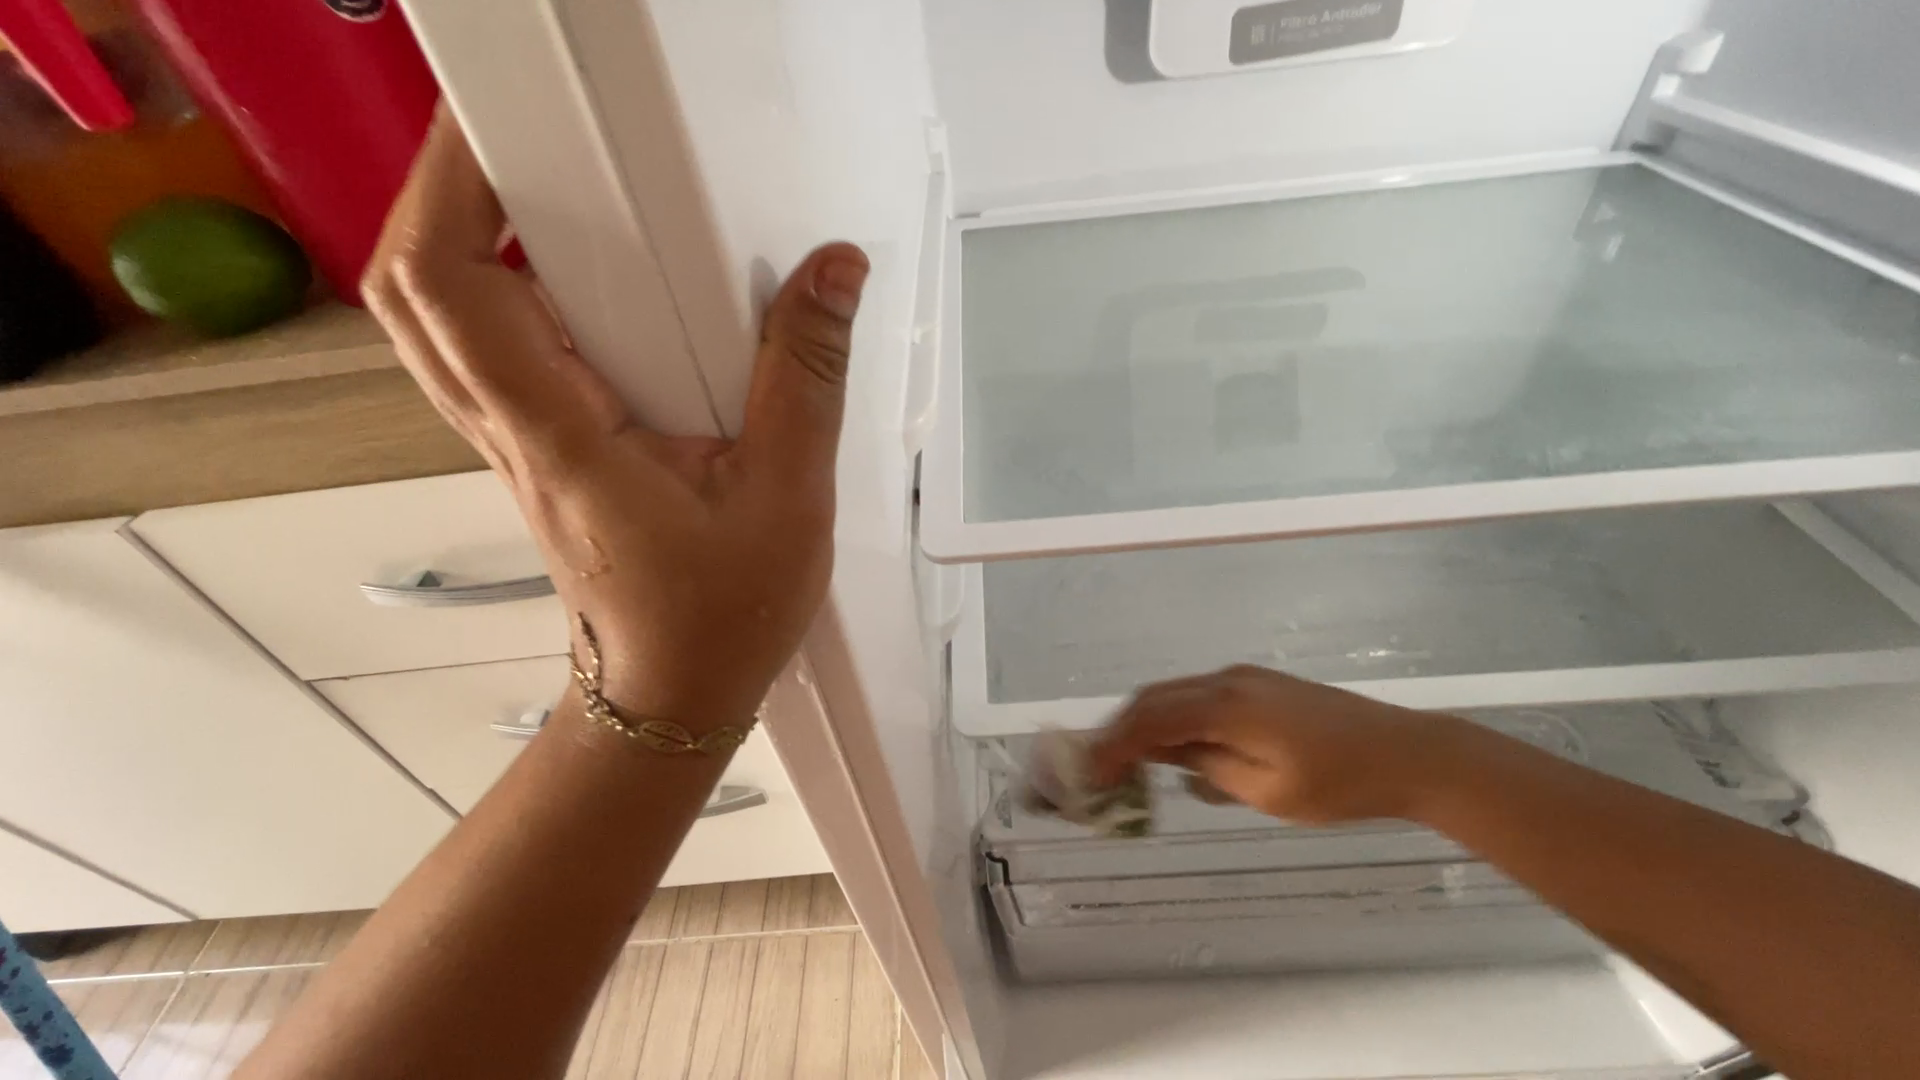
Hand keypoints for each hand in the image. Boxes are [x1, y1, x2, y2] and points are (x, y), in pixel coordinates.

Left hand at [362, 109, 867, 730]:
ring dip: (465, 240)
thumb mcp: (787, 495)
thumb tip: (833, 273)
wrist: (670, 695)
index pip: (451, 286)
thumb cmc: (721, 617)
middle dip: (445, 191)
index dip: (451, 185)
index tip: (508, 127)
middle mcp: (514, 432)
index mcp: (561, 436)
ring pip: (439, 324)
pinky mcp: (537, 456)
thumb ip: (807, 376)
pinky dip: (503, 296)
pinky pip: (488, 358)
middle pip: (414, 289)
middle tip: (527, 145)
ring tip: (550, 194)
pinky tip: (580, 287)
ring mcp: (515, 446)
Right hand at [1089, 665, 1474, 824]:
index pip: (1151, 719)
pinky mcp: (1258, 685)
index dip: (1113, 744)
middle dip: (1119, 729)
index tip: (1087, 773)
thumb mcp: (1268, 791)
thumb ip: (1208, 768)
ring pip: (1174, 693)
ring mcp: (1244, 678)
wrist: (1407, 753)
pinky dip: (1173, 718)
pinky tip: (1172, 748)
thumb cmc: (1340, 784)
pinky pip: (1198, 696)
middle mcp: (1228, 680)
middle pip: (1154, 697)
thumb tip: (1166, 757)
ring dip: (1145, 722)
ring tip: (1125, 760)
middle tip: (1096, 766)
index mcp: (1228, 706)